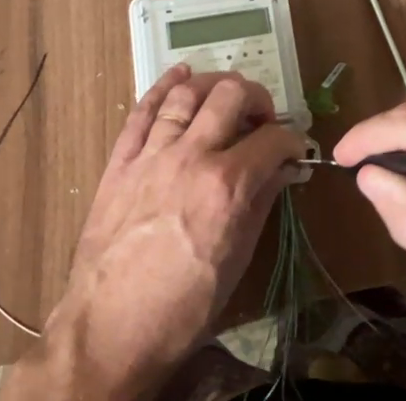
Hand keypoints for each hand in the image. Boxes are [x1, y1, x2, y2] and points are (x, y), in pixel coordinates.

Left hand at [5, 65, 303, 400]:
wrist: (110, 330)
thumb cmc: (183, 307)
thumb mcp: (236, 259)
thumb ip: (261, 204)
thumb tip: (281, 172)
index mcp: (227, 185)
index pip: (273, 138)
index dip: (292, 140)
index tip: (294, 149)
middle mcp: (191, 156)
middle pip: (231, 94)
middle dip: (256, 97)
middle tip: (262, 117)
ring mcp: (152, 155)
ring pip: (186, 93)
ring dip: (213, 84)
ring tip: (226, 94)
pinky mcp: (121, 162)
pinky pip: (142, 111)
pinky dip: (163, 86)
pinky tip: (179, 75)